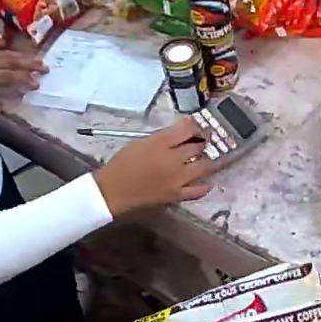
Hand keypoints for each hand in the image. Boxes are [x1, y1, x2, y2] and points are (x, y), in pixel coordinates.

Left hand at [0, 51, 43, 115]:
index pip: (9, 76)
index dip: (24, 79)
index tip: (37, 84)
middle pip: (12, 61)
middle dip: (29, 63)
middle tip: (46, 67)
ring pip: (8, 55)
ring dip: (25, 57)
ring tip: (39, 59)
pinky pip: (2, 54)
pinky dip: (15, 54)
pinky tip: (20, 57)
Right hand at [91, 121, 213, 215]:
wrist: (113, 191)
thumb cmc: (123, 164)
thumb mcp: (140, 143)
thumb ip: (162, 137)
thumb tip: (180, 131)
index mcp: (160, 143)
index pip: (186, 129)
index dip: (196, 126)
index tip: (199, 126)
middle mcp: (172, 159)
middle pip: (197, 146)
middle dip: (203, 142)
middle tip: (206, 142)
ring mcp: (177, 178)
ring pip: (202, 166)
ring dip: (207, 161)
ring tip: (207, 159)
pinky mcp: (176, 195)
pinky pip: (197, 191)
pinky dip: (204, 186)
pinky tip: (208, 182)